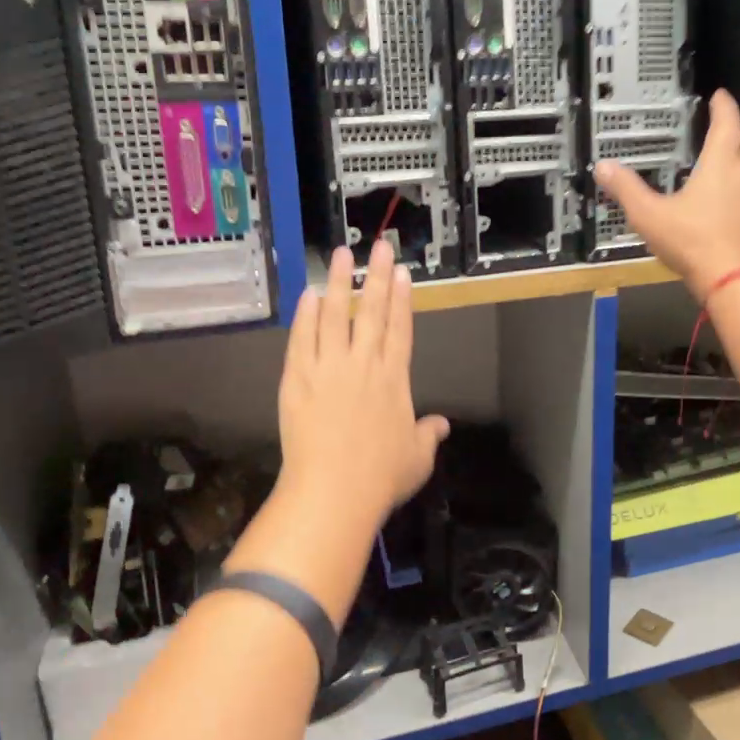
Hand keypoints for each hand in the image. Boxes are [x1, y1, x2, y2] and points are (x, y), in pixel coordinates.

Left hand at [277, 240, 449, 520]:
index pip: (400, 328)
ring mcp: (328, 368)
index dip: (402, 298)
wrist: (333, 492)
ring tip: (340, 256)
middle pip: (372, 312)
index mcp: (394, 379)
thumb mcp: (416, 458)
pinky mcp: (297, 379)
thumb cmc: (380, 478)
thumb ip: (427, 435)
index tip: (401, 272)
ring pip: (334, 316)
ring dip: (338, 283)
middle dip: (375, 276)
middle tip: (378, 246)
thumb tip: (442, 424)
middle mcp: (363, 364)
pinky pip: (301, 339)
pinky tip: (307, 296)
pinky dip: (305, 316)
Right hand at [595, 89, 739, 299]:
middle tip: (726, 127)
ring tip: (731, 159)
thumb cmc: (691, 243)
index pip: (727, 124)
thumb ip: (626, 190)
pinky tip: (735, 195)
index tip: (719, 95)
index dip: (723, 106)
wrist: (732, 280)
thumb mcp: (649, 216)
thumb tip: (603, 166)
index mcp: (720, 165)